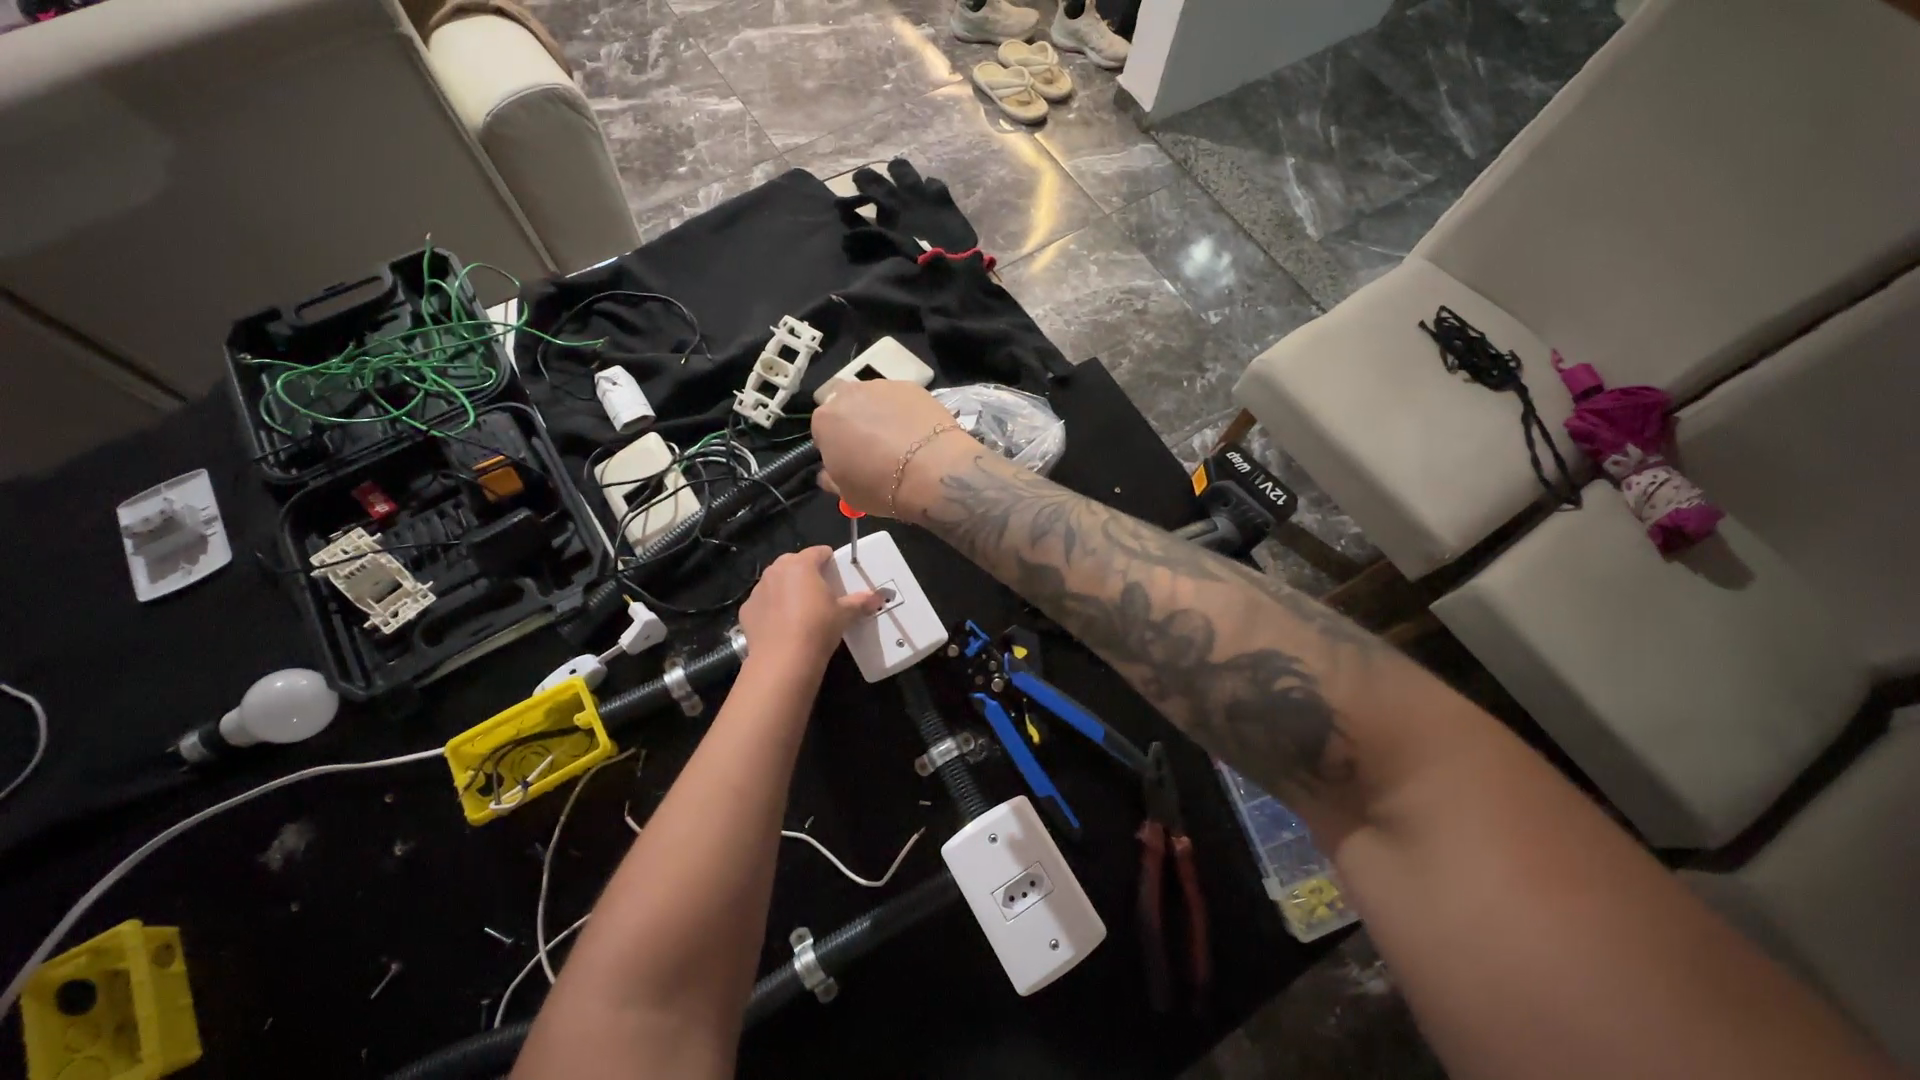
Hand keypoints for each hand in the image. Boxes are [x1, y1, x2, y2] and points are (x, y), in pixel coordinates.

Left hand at [738, 547, 882, 671]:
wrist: (783, 659)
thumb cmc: (818, 627)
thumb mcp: (844, 615)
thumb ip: (859, 602)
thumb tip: (877, 597)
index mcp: (801, 565)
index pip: (817, 552)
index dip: (827, 557)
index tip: (834, 567)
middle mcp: (776, 571)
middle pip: (792, 563)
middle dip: (804, 571)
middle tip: (817, 588)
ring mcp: (758, 590)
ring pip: (775, 581)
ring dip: (785, 588)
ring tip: (798, 607)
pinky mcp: (747, 609)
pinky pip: (763, 602)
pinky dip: (771, 608)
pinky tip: (781, 625)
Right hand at [811, 381, 977, 518]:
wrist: (934, 471)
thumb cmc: (882, 486)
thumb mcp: (847, 495)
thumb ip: (831, 478)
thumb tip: (827, 474)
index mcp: (825, 420)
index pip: (822, 431)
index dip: (835, 447)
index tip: (850, 461)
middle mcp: (849, 394)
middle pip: (846, 407)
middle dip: (854, 422)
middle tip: (873, 448)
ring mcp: (882, 386)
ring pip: (874, 400)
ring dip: (880, 414)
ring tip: (899, 440)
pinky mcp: (912, 386)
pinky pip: (901, 399)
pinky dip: (905, 411)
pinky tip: (917, 432)